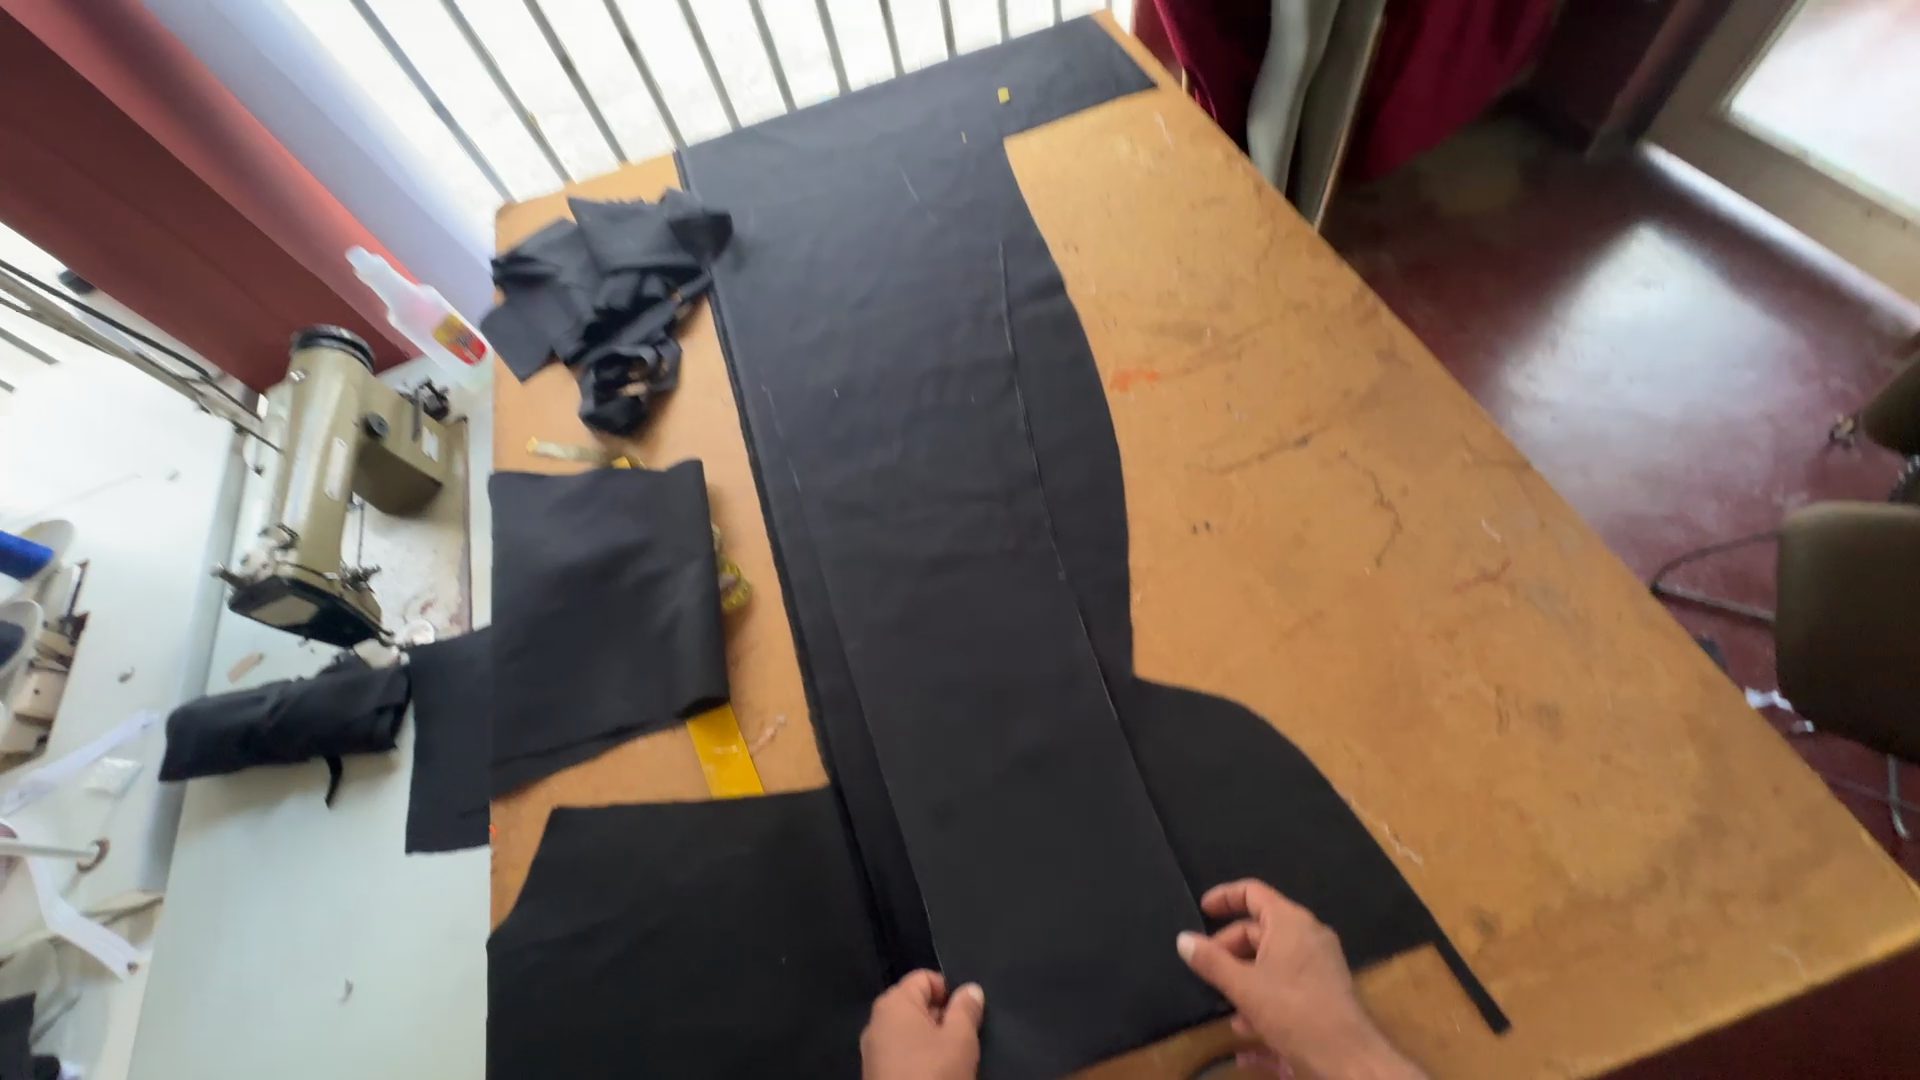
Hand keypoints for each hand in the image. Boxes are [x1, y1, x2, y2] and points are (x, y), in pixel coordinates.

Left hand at [860, 970, 985, 1079]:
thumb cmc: (933, 1076)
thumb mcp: (960, 1040)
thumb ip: (966, 1009)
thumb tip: (970, 989)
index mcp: (893, 1002)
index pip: (925, 978)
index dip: (949, 991)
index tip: (966, 1014)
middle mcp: (877, 1021)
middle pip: (916, 1005)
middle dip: (941, 1018)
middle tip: (963, 1039)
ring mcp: (872, 1051)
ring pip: (909, 1033)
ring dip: (931, 1042)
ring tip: (951, 1061)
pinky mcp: (874, 1076)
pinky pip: (900, 1055)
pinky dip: (918, 1060)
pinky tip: (934, 1077)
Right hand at [1177, 880, 1425, 1079]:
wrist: (1353, 1063)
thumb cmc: (1295, 1012)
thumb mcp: (1244, 986)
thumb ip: (1211, 961)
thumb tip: (1183, 939)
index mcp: (1289, 922)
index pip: (1251, 892)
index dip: (1224, 897)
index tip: (1202, 910)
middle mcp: (1308, 935)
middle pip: (1258, 930)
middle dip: (1229, 951)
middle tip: (1208, 971)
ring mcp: (1321, 964)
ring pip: (1272, 961)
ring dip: (1246, 981)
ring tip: (1228, 1011)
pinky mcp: (1328, 992)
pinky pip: (1288, 984)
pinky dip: (1267, 999)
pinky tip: (1249, 1037)